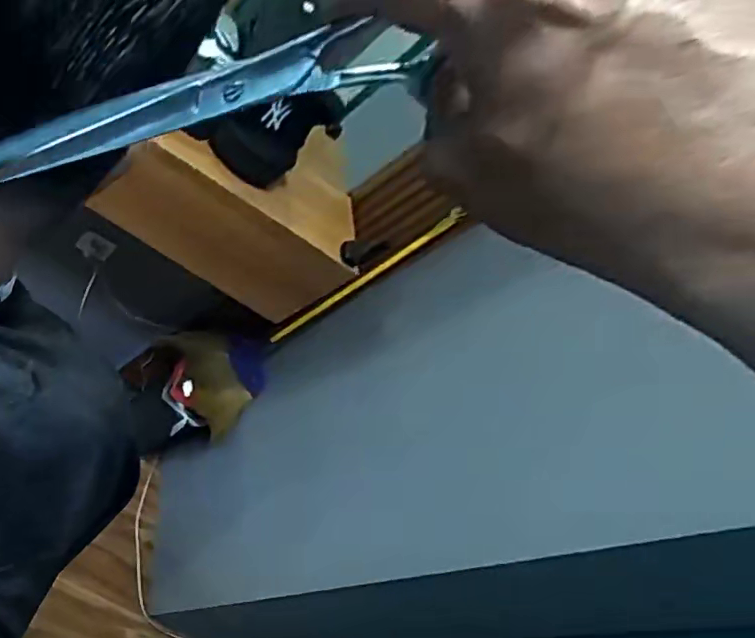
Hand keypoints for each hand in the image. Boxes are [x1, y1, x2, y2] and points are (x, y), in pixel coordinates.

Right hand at [340, 0, 754, 361]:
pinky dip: (585, 25)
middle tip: (439, 31)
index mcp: (516, 18)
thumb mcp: (465, 167)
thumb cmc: (582, 195)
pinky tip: (600, 61)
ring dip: (520, 23)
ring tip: (529, 64)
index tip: (343, 11)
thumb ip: (446, 102)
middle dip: (454, 10)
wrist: (732, 194)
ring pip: (551, 2)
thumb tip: (459, 66)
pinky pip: (611, 4)